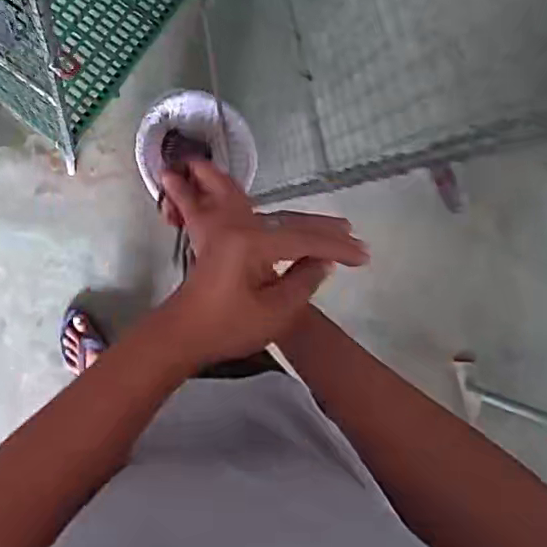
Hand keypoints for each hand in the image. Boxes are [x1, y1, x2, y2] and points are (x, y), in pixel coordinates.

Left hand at [145, 161, 368, 366]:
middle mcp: (239, 226)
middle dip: (324, 230)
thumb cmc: (227, 326)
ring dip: (303, 220)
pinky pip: (256, 218)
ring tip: (333, 224)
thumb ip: (303, 282)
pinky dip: (281, 221)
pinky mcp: (223, 238)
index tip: (363, 256)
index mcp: (251, 242)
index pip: (303, 239)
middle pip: (289, 221)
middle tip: (354, 234)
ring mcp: (229, 230)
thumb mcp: (274, 313)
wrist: (183, 331)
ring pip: (273, 215)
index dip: (335, 247)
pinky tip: (288, 222)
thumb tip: (324, 262)